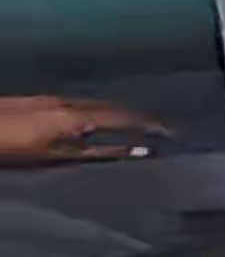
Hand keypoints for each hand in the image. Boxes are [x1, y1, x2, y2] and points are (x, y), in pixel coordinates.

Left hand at [0, 96, 170, 159]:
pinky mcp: (29, 101)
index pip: (130, 118)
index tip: (176, 132)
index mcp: (78, 116)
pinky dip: (91, 111)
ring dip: (114, 112)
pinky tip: (87, 121)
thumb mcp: (56, 156)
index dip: (156, 125)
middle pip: (114, 107)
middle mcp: (67, 103)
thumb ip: (102, 153)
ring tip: (127, 124)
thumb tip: (143, 151)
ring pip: (94, 103)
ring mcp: (45, 100)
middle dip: (138, 116)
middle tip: (157, 127)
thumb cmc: (6, 149)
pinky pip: (73, 104)